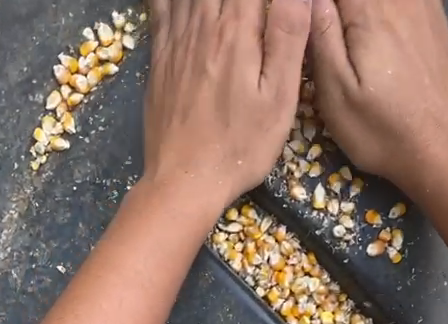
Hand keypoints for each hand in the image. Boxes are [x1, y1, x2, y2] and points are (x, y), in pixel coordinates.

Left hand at [138, 0, 311, 214]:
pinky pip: (160, 7)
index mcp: (237, 29)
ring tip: (225, 4)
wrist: (184, 182)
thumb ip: (289, 35)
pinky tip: (183, 1)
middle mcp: (203, 24)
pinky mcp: (158, 60)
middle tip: (251, 7)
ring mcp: (175, 41)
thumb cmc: (239, 147)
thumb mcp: (278, 98)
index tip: (278, 5)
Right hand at [308, 0, 447, 196]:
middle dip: (336, 7)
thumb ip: (321, 37)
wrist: (441, 146)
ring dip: (355, 9)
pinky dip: (381, 10)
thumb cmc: (380, 130)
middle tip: (322, 31)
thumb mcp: (336, 95)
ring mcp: (420, 3)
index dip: (312, 3)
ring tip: (344, 35)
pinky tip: (372, 29)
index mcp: (367, 13)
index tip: (301, 17)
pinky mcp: (433, 15)